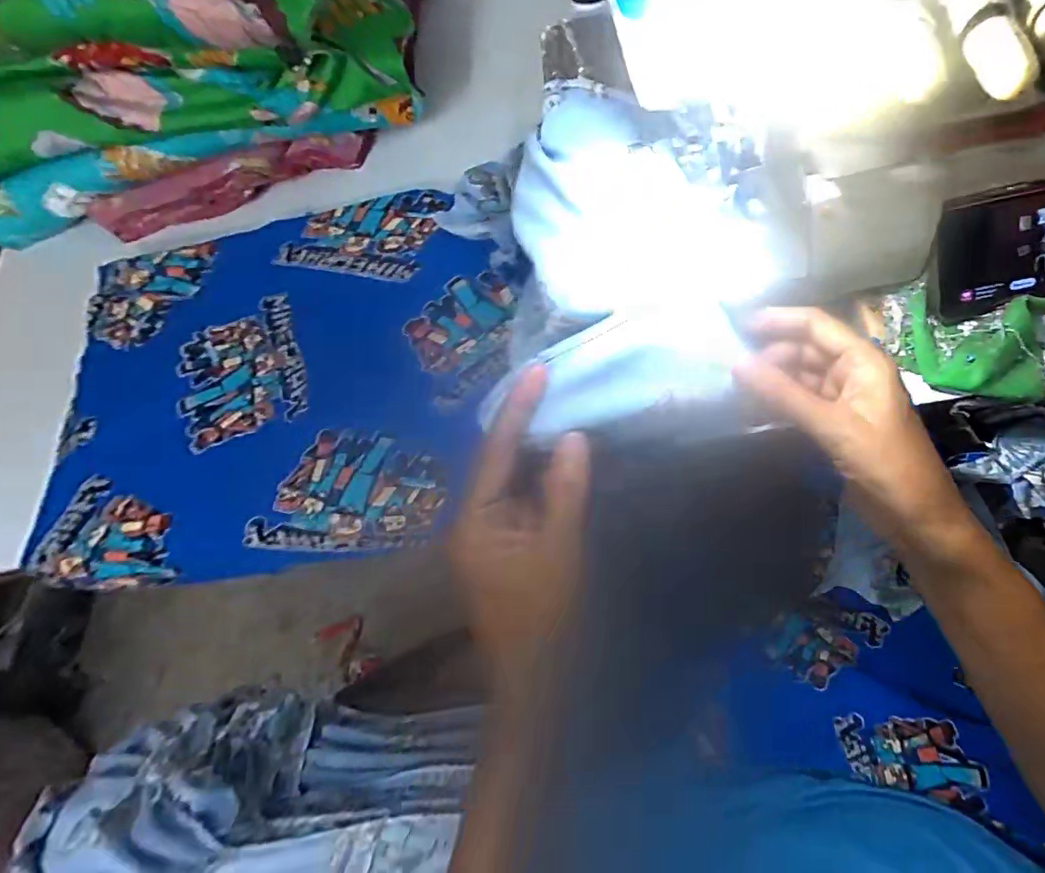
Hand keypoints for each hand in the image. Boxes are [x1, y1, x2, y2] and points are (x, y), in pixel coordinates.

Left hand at [451, 366, 589, 691]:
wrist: (535, 674)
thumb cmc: (544, 613)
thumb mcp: (560, 547)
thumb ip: (565, 490)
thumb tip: (573, 437)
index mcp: (475, 520)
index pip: (497, 452)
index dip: (518, 409)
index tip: (536, 371)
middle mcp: (472, 520)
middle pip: (497, 459)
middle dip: (521, 421)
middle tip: (545, 379)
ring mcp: (486, 533)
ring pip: (509, 476)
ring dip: (531, 446)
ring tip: (554, 403)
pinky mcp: (503, 542)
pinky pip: (519, 495)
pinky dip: (538, 473)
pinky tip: (557, 454)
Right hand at [732, 308, 976, 556]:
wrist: (918, 518)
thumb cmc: (885, 465)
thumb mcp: (833, 427)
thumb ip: (784, 394)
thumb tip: (737, 364)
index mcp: (863, 361)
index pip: (815, 325)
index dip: (778, 320)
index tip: (738, 326)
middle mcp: (853, 373)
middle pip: (803, 351)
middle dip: (769, 358)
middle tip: (731, 373)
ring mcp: (844, 400)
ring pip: (800, 379)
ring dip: (771, 384)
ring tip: (736, 395)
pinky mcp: (837, 425)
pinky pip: (802, 405)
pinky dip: (779, 407)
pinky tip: (754, 414)